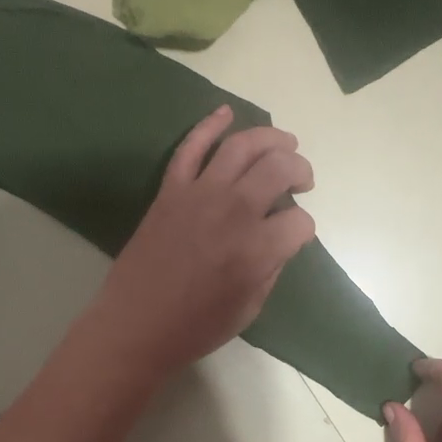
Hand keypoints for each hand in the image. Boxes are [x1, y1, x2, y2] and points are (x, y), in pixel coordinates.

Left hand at [89, 105, 317, 376]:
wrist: (137, 325)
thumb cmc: (196, 328)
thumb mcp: (248, 309)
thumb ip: (270, 268)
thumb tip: (279, 242)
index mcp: (257, 250)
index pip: (299, 221)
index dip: (304, 228)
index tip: (297, 236)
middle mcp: (233, 212)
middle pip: (279, 168)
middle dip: (300, 170)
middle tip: (303, 180)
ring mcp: (199, 194)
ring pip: (241, 145)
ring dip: (270, 137)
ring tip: (285, 143)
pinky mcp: (170, 190)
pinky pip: (191, 146)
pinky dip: (209, 124)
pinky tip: (226, 113)